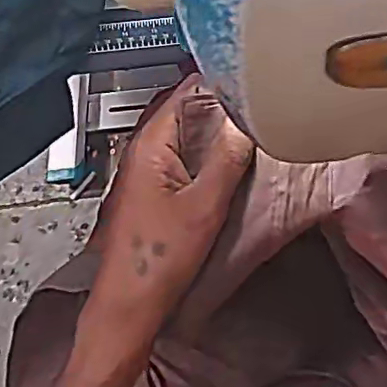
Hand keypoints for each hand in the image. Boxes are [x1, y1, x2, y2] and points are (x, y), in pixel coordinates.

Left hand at [80, 75, 254, 353]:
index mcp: (149, 145)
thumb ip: (227, 159)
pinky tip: (230, 162)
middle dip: (221, 105)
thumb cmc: (156, 260)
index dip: (217, 83)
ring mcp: (147, 171)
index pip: (184, 93)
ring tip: (250, 127)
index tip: (249, 80)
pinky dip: (207, 153)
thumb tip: (246, 123)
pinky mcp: (155, 190)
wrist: (129, 306)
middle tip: (257, 103)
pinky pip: (185, 157)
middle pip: (186, 112)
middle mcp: (143, 152)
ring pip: (186, 135)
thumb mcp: (204, 206)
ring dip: (215, 131)